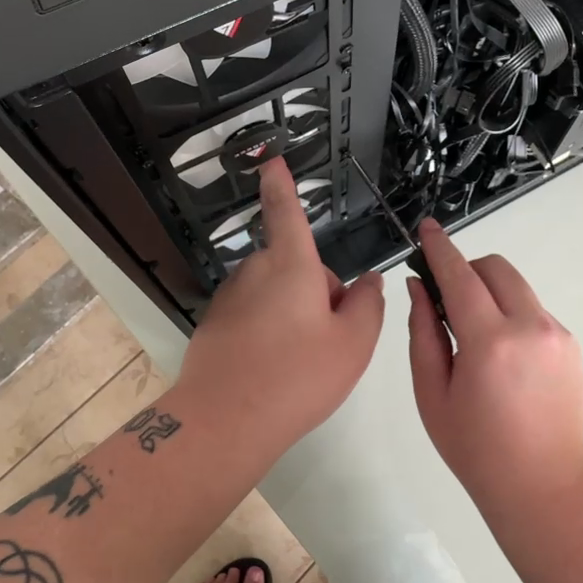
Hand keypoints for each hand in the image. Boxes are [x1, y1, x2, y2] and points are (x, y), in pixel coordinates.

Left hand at [178, 156, 384, 452]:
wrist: (224, 423)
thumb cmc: (296, 376)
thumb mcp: (353, 344)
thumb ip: (368, 305)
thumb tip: (369, 281)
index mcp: (291, 265)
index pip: (287, 212)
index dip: (282, 183)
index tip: (272, 159)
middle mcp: (255, 272)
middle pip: (296, 267)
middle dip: (316, 291)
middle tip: (328, 340)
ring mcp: (230, 299)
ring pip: (275, 294)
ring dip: (292, 314)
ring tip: (299, 364)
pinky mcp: (214, 327)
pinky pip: (252, 317)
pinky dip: (267, 334)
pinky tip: (273, 373)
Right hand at [407, 218, 582, 507]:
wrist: (543, 486)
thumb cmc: (475, 448)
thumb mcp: (433, 394)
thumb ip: (423, 333)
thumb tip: (418, 287)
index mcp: (489, 342)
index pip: (459, 276)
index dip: (440, 248)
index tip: (427, 227)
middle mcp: (529, 327)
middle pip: (495, 268)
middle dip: (467, 269)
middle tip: (446, 299)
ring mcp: (556, 334)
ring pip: (516, 286)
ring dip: (490, 292)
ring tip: (475, 335)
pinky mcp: (570, 344)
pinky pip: (533, 310)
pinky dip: (511, 314)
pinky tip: (503, 357)